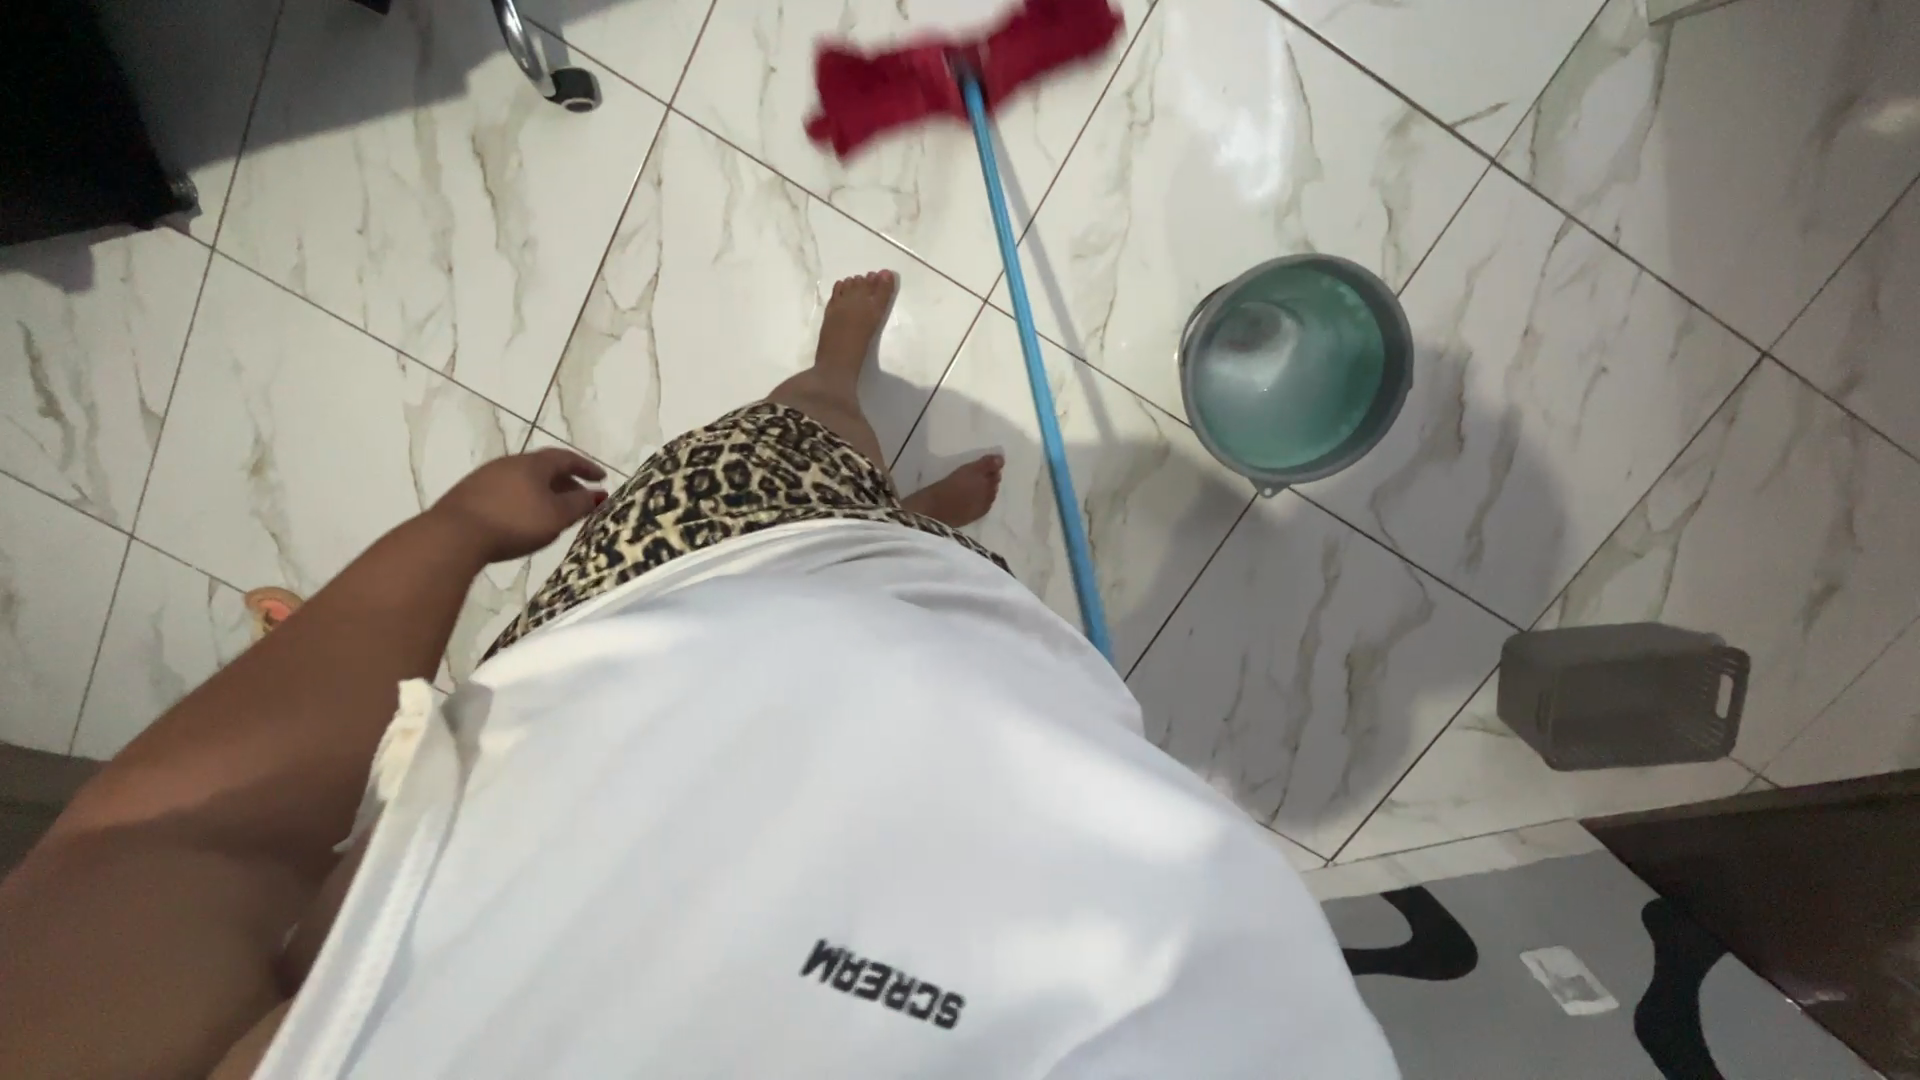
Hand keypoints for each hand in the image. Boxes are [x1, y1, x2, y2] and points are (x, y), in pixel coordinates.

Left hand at [429, 448, 607, 563]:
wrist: (453, 536)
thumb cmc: (515, 522)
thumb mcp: (557, 516)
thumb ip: (580, 504)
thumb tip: (596, 494)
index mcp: (533, 464)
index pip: (566, 457)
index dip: (586, 466)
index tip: (602, 477)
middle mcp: (509, 463)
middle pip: (543, 467)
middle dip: (566, 480)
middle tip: (580, 496)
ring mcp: (485, 477)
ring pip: (523, 479)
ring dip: (543, 490)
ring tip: (554, 509)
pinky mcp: (469, 494)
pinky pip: (506, 490)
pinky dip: (523, 498)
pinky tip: (523, 516)